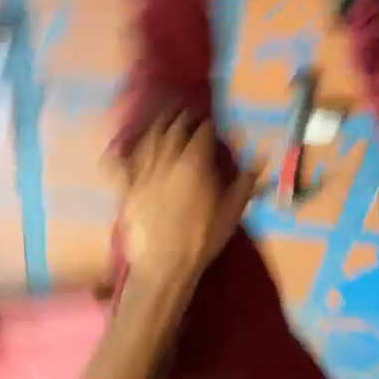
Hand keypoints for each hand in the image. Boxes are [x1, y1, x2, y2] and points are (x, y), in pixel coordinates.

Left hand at [109, 109, 258, 288]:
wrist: (165, 265)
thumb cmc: (202, 239)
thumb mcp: (231, 212)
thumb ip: (245, 183)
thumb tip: (261, 159)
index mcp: (194, 163)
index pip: (202, 133)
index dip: (207, 125)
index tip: (211, 122)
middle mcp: (167, 161)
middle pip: (174, 129)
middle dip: (182, 118)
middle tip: (188, 113)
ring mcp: (144, 173)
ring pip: (149, 140)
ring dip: (157, 126)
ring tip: (163, 120)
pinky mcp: (127, 189)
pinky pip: (120, 166)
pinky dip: (119, 154)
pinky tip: (118, 147)